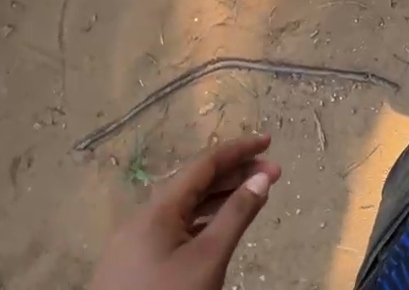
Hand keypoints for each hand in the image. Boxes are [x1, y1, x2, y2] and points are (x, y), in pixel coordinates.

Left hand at [89, 135, 281, 289]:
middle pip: (195, 183)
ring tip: (256, 196)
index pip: (203, 164)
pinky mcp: (135, 265)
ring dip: (223, 196)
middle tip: (273, 175)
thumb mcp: (209, 257)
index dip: (239, 150)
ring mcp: (135, 244)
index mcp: (155, 212)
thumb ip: (237, 213)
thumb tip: (262, 177)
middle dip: (236, 174)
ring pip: (186, 206)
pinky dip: (205, 218)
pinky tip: (224, 224)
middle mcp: (142, 220)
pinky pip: (176, 227)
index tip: (270, 143)